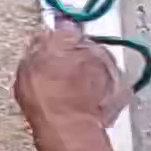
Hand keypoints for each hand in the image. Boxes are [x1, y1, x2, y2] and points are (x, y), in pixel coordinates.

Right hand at [14, 19, 129, 138]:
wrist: (68, 124)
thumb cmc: (45, 97)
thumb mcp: (26, 68)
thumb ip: (37, 47)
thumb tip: (43, 36)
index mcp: (69, 39)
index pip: (65, 26)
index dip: (58, 33)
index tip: (51, 39)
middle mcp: (95, 49)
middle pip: (84, 46)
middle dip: (74, 55)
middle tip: (57, 71)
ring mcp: (113, 69)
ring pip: (99, 64)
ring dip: (88, 72)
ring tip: (69, 89)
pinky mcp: (123, 89)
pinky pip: (109, 84)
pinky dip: (99, 89)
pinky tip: (83, 100)